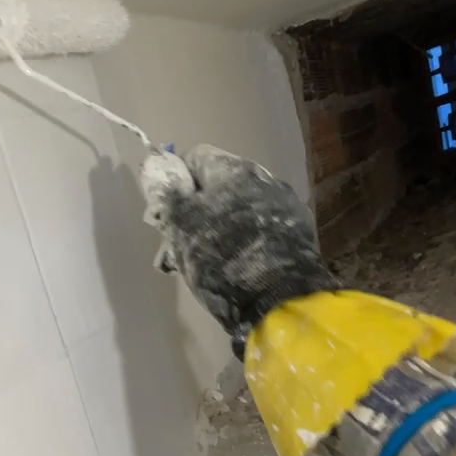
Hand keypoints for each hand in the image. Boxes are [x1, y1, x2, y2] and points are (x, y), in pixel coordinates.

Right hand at [141, 144, 337, 356]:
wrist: (278, 297)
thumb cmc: (221, 256)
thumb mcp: (181, 226)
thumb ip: (169, 196)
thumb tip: (160, 173)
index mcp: (232, 169)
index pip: (195, 158)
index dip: (176, 182)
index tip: (166, 212)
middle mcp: (261, 177)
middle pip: (217, 187)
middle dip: (194, 213)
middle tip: (178, 246)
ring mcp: (283, 205)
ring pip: (236, 210)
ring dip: (216, 230)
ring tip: (202, 264)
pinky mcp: (296, 233)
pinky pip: (257, 230)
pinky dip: (241, 243)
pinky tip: (233, 268)